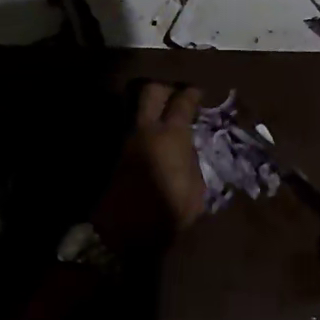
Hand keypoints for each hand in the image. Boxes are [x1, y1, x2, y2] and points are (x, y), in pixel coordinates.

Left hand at [91, 82, 206, 250]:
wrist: (121, 230)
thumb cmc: (166, 210)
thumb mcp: (195, 192)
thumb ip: (194, 165)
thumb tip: (189, 152)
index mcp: (171, 135)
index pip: (182, 102)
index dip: (192, 94)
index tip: (200, 94)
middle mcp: (147, 129)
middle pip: (151, 91)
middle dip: (166, 89)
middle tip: (179, 98)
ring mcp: (129, 139)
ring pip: (139, 108)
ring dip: (153, 107)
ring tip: (169, 120)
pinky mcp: (120, 152)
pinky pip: (135, 127)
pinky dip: (147, 125)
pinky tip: (158, 140)